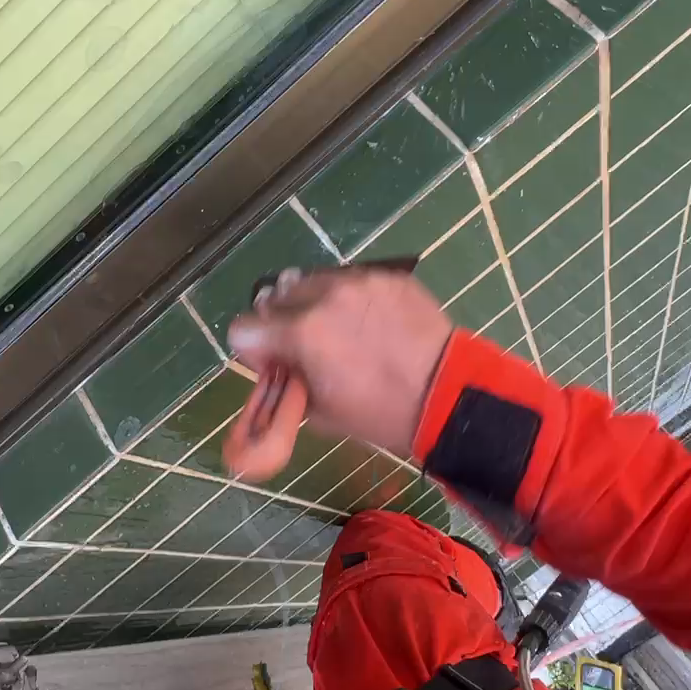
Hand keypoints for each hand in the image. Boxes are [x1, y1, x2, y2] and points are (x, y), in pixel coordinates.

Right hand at [227, 267, 452, 457]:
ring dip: (311, 303)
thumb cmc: (379, 413)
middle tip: (303, 345)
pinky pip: (350, 279)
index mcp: (302, 333)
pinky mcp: (387, 275)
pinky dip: (347, 298)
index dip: (253, 347)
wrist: (446, 395)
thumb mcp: (318, 411)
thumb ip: (286, 380)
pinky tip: (368, 321)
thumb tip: (275, 363)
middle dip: (280, 322)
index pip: (244, 328)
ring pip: (311, 281)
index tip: (271, 360)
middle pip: (274, 298)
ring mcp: (358, 281)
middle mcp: (323, 296)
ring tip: (335, 327)